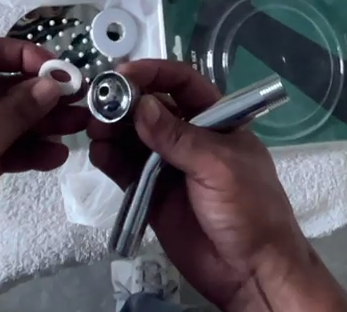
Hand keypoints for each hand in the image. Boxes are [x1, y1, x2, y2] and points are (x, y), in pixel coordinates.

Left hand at [0, 38, 87, 311]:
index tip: (55, 68)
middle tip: (79, 99)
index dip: (21, 55)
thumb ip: (17, 109)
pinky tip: (55, 157)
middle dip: (39, 94)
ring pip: (3, 121)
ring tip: (78, 128)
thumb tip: (51, 84)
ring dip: (40, 124)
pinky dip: (25, 151)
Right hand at [87, 61, 346, 311]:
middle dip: (124, 102)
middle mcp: (189, 135)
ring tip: (94, 128)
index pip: (181, 82)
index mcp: (214, 118)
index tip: (124, 72)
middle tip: (99, 103)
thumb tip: (141, 105)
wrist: (253, 274)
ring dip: (113, 129)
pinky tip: (98, 153)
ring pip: (134, 137)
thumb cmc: (251, 209)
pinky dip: (110, 158)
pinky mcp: (152, 193)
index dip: (154, 73)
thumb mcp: (218, 166)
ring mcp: (169, 165)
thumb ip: (178, 137)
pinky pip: (126, 170)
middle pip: (151, 108)